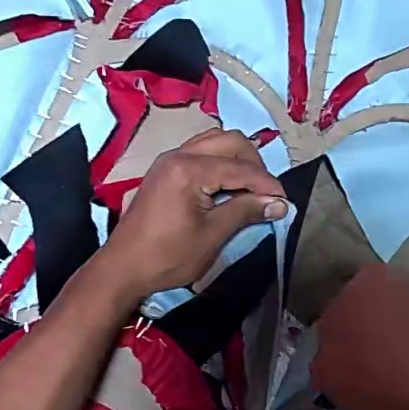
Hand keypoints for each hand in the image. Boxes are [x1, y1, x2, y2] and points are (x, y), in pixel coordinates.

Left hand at [94, 129, 287, 299]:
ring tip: (249, 190)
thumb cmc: (167, 256)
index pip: (241, 167)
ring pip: (216, 142)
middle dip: (255, 164)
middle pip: (231, 141)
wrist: (123, 268)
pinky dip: (220, 163)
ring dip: (238, 160)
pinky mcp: (165, 169)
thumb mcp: (212, 236)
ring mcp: (169, 159)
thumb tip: (280, 203)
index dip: (268, 184)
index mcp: (189, 169)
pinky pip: (201, 152)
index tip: (285, 203)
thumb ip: (246, 211)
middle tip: (265, 194)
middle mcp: (179, 154)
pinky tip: (227, 188)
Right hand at [312, 265, 408, 409]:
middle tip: (401, 373)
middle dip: (363, 353)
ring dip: (384, 326)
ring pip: (366, 313)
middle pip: (344, 339)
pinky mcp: (389, 273)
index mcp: (325, 373)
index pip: (331, 380)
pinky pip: (391, 293)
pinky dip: (407, 306)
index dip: (356, 391)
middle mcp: (332, 328)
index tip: (382, 401)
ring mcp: (359, 296)